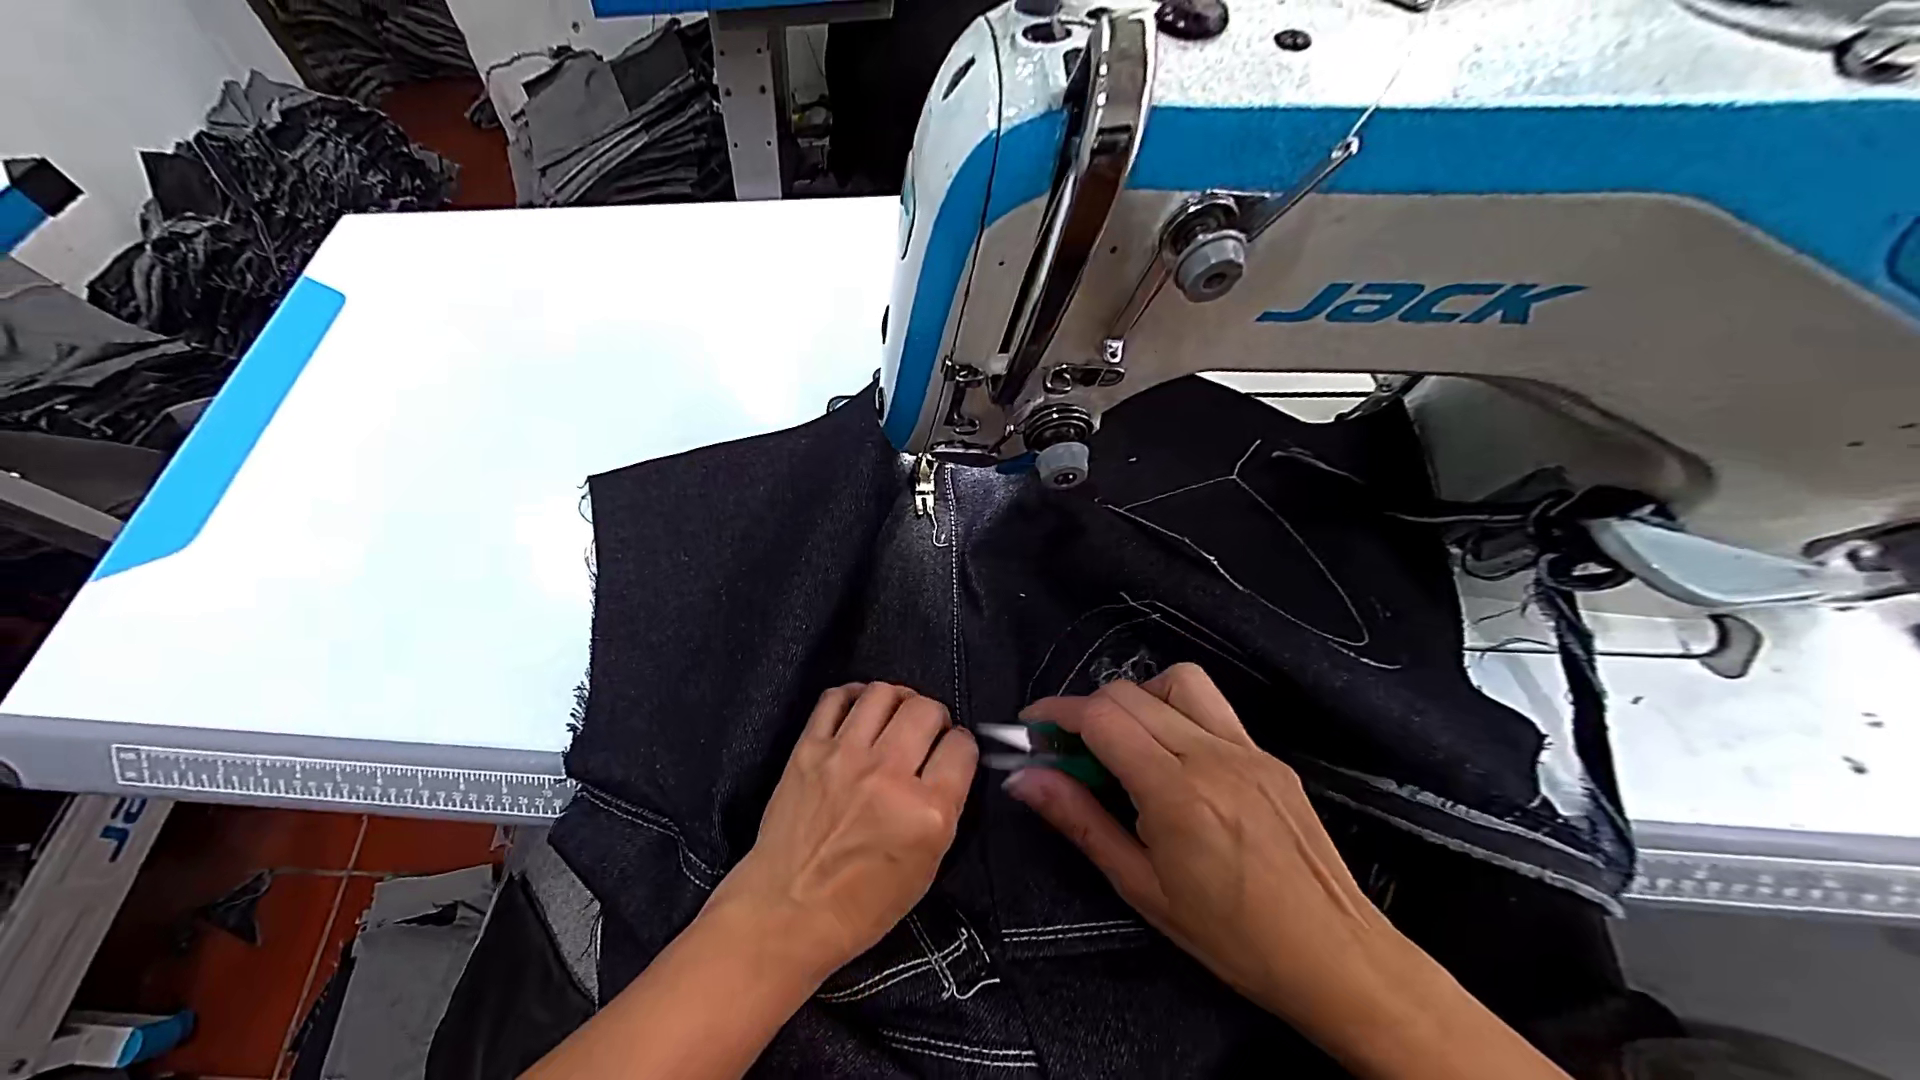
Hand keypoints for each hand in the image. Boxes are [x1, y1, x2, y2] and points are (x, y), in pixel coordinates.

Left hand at [702, 682, 977, 984]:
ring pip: (883, 693)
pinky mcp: (808, 749)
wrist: (787, 913)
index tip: (952, 750)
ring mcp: (845, 757)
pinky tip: (859, 711)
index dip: (961, 744)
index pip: (961, 746)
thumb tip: (948, 760)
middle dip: (935, 716)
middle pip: (926, 709)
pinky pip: (836, 698)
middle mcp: (889, 775)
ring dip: (898, 700)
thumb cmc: (861, 904)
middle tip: (926, 731)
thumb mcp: (927, 865)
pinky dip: (853, 696)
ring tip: (895, 716)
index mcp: (927, 812)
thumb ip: (945, 806)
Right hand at [1005, 664, 1568, 1079]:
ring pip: (1175, 681)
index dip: (1055, 713)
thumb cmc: (1231, 938)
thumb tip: (1023, 779)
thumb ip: (1080, 822)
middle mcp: (1212, 754)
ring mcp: (1247, 748)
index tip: (1031, 729)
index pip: (1101, 718)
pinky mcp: (1268, 753)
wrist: (1340, 959)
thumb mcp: (1142, 888)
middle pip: (1128, 692)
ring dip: (1135, 698)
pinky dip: (1174, 711)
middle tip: (1070, 750)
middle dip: (1085, 709)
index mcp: (1177, 792)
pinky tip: (1173, 759)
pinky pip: (1211, 706)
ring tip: (1125, 743)